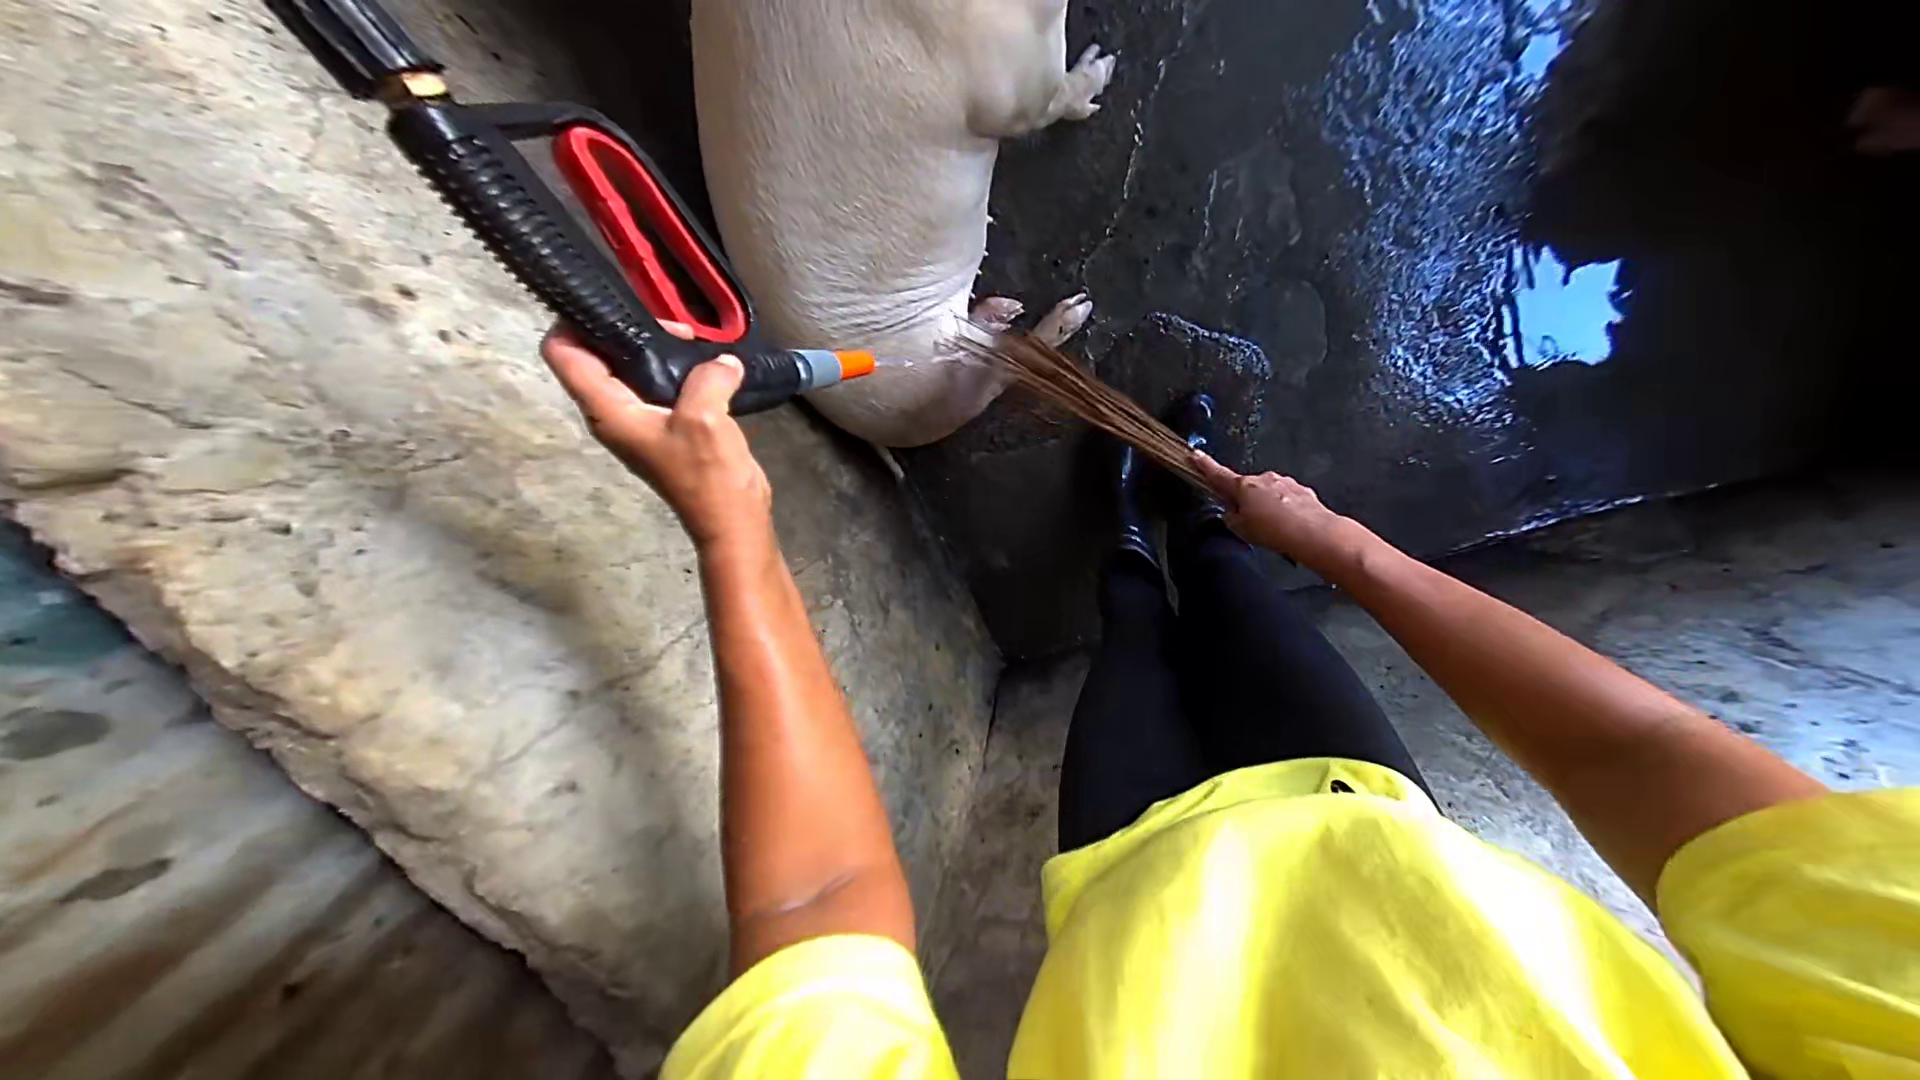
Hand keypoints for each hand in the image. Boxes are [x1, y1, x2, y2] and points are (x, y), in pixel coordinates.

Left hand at [541, 322, 772, 551]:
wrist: (733, 518)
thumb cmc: (708, 474)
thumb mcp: (704, 417)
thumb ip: (708, 377)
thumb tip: (723, 361)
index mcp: (608, 411)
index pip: (564, 354)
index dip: (574, 321)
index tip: (612, 303)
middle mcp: (617, 414)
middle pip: (599, 357)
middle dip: (630, 332)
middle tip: (676, 327)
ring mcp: (644, 422)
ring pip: (636, 371)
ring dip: (660, 352)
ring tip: (695, 341)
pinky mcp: (671, 428)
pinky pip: (665, 388)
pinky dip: (681, 371)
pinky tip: (709, 366)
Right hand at [1194, 452, 1360, 569]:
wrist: (1314, 533)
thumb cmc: (1275, 531)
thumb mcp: (1240, 529)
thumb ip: (1231, 517)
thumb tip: (1232, 513)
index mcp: (1243, 486)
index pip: (1217, 474)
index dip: (1204, 465)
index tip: (1195, 455)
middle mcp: (1264, 479)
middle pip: (1246, 487)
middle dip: (1245, 500)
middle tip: (1248, 521)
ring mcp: (1285, 483)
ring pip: (1267, 493)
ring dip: (1266, 507)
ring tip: (1271, 529)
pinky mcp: (1303, 491)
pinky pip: (1286, 499)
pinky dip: (1284, 510)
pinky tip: (1287, 526)